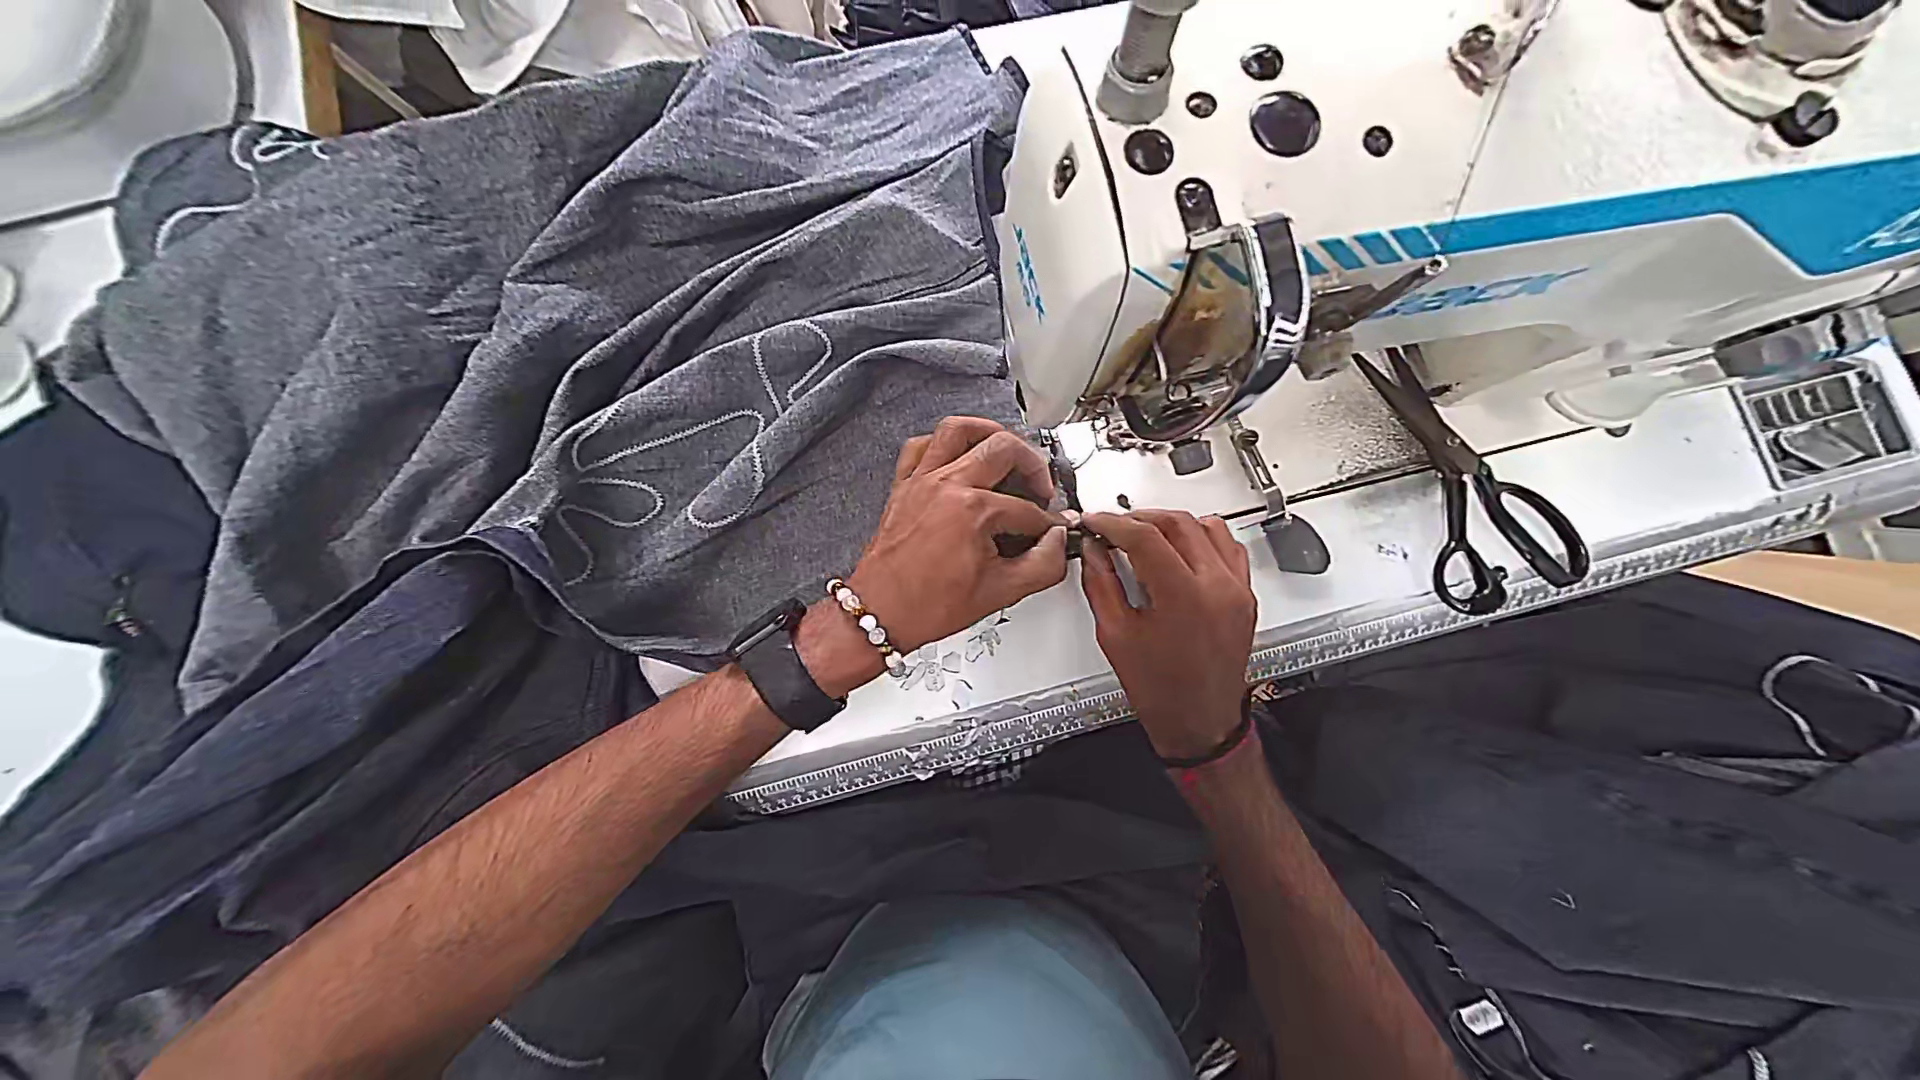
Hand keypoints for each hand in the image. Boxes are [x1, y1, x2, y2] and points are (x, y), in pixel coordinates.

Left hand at [797, 418, 1068, 696]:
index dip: (1048, 523)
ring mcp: (922, 481)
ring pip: (959, 430)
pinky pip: (920, 446)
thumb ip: (1044, 565)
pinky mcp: (903, 486)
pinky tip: (957, 455)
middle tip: (1041, 487)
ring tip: (1008, 447)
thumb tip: (1059, 543)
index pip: (1028, 509)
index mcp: (973, 511)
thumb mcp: (1001, 593)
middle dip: (1035, 466)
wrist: (882, 612)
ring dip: (990, 433)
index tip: (1051, 532)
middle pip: (1004, 449)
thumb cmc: (926, 605)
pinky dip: (942, 443)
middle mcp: (947, 486)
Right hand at [1080, 510, 1256, 759]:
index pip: (1144, 535)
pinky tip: (1182, 546)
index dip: (1112, 523)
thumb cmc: (1163, 691)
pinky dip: (1202, 537)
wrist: (1200, 721)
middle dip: (1138, 518)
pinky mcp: (1245, 595)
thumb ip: (1101, 583)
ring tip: (1143, 534)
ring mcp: (1236, 590)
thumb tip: (1094, 551)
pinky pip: (1228, 547)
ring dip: (1171, 523)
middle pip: (1176, 523)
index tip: (1096, 523)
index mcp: (1183, 597)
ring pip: (1206, 526)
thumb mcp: (1115, 634)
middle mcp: (1217, 588)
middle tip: (1113, 528)